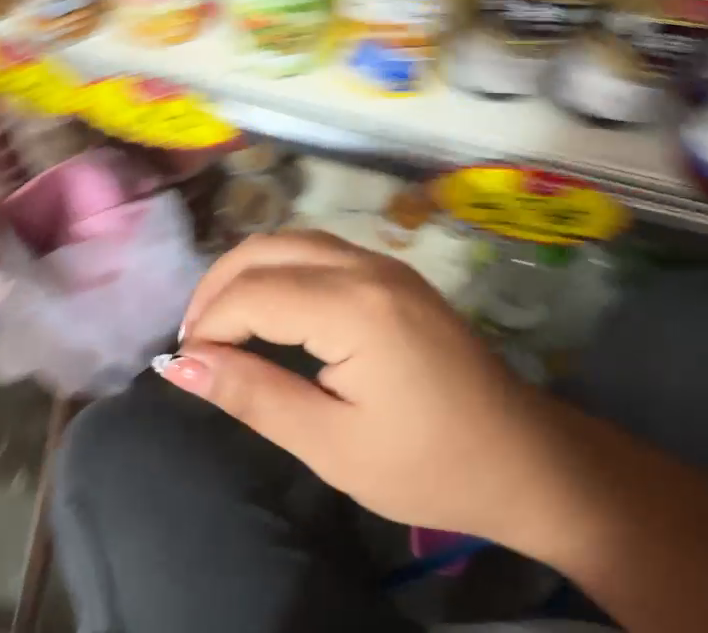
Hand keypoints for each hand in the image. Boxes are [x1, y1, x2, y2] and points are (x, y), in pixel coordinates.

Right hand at [161, 231, 597, 553]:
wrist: (526, 461)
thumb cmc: (429, 466)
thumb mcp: (332, 445)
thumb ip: (253, 396)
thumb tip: (181, 367)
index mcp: (354, 308)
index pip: (252, 293)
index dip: (207, 325)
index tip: (184, 369)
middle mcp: (367, 267)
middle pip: (265, 249)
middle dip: (217, 288)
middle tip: (194, 345)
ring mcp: (385, 264)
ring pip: (291, 242)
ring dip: (246, 274)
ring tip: (220, 328)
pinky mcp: (394, 275)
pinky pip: (319, 252)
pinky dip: (279, 272)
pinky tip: (268, 312)